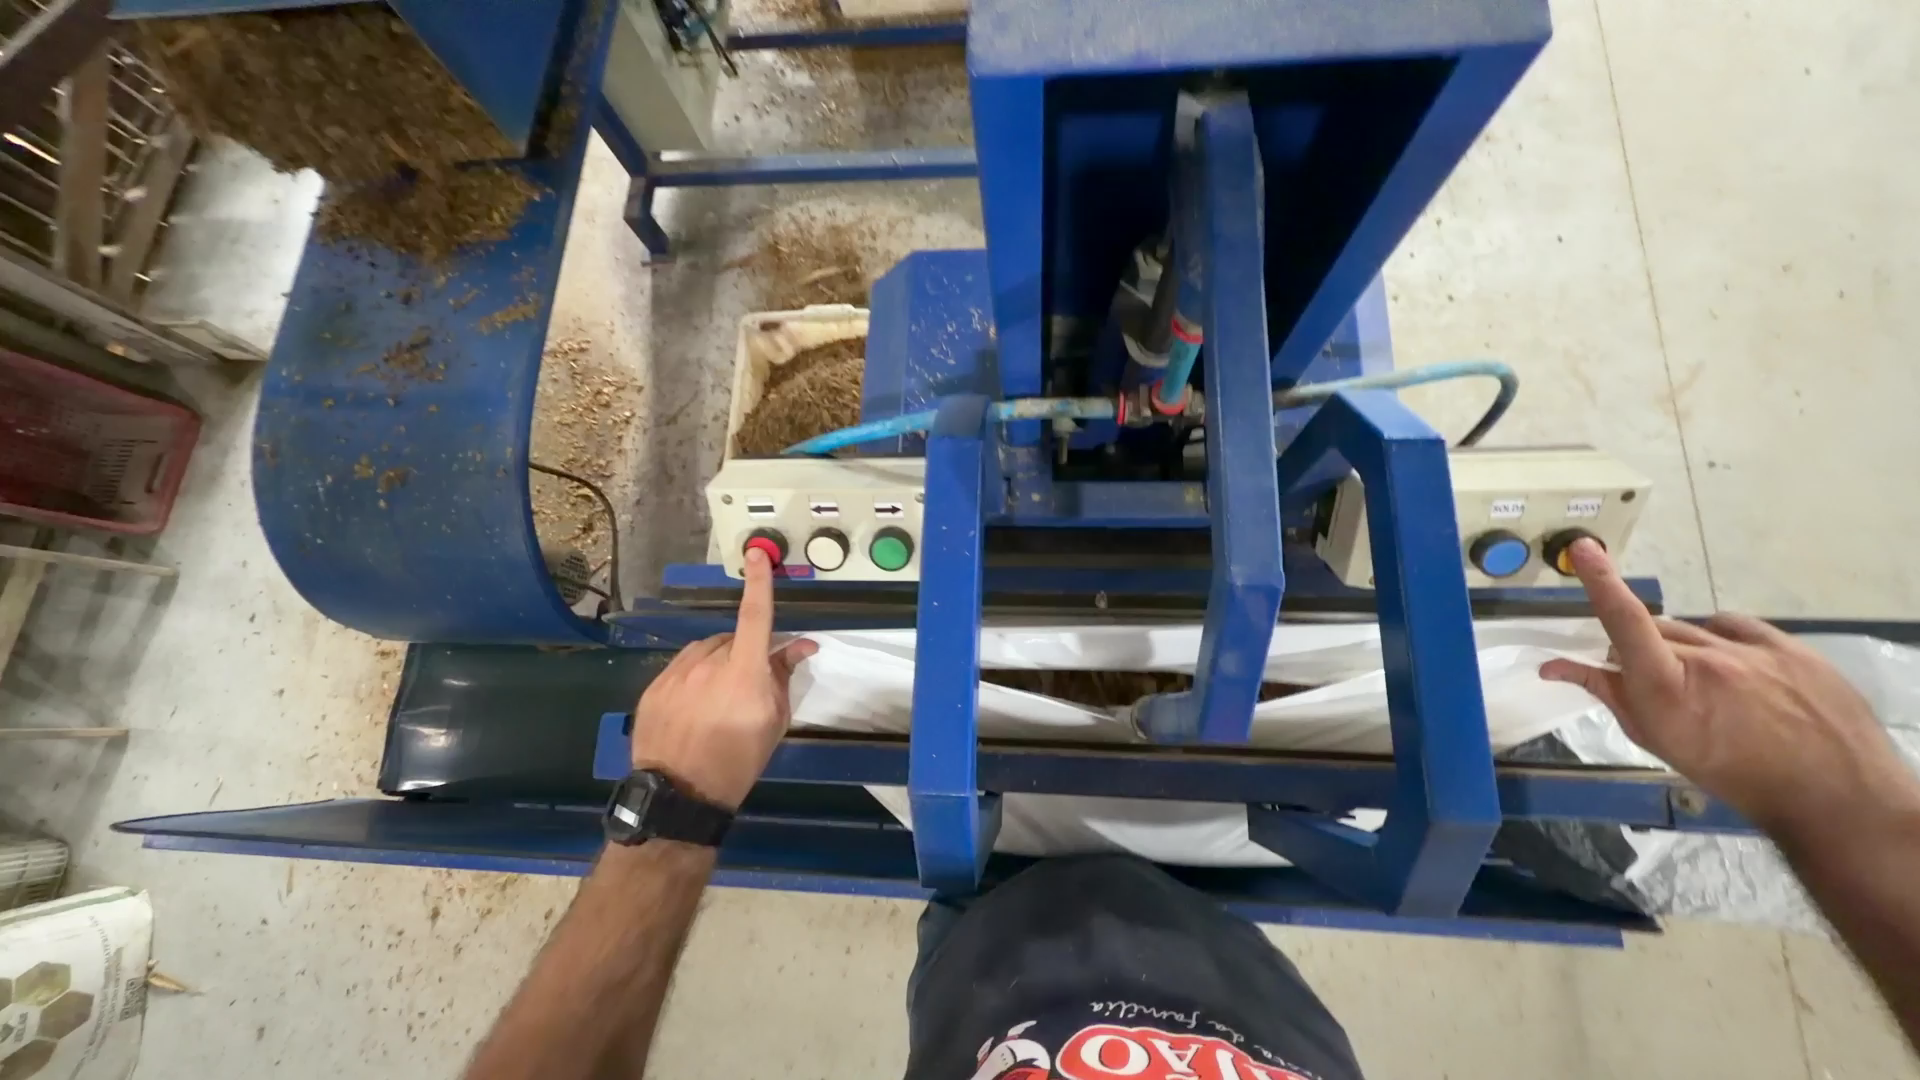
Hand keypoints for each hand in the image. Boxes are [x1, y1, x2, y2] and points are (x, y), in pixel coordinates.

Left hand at [629, 548, 818, 809]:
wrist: (680, 795)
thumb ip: (785, 676)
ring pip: (704, 652)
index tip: (757, 555)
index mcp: (743, 672)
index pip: (755, 616)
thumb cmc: (738, 760)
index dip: (759, 583)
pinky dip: (693, 678)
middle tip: (750, 684)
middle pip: (731, 639)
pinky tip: (694, 708)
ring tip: (719, 698)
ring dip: (717, 663)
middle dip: (743, 651)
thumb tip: (802, 645)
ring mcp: (676, 674)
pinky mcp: (654, 688)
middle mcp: (707, 663)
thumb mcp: (773, 721)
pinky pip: (681, 669)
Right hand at [1540, 539, 1916, 832]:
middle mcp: (1708, 660)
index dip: (1602, 582)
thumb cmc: (1728, 772)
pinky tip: (1730, 663)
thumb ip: (1606, 693)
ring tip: (1705, 683)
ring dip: (1681, 648)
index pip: (1624, 622)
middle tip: (1652, 681)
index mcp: (1666, 688)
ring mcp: (1755, 651)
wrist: (1834, 795)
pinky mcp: (1791, 648)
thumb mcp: (1656, 738)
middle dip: (1641, 648)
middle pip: (1652, 631)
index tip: (1585, 547)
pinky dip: (1719, 638)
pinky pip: (1734, 625)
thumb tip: (1553, 666)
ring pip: (1691, 630)